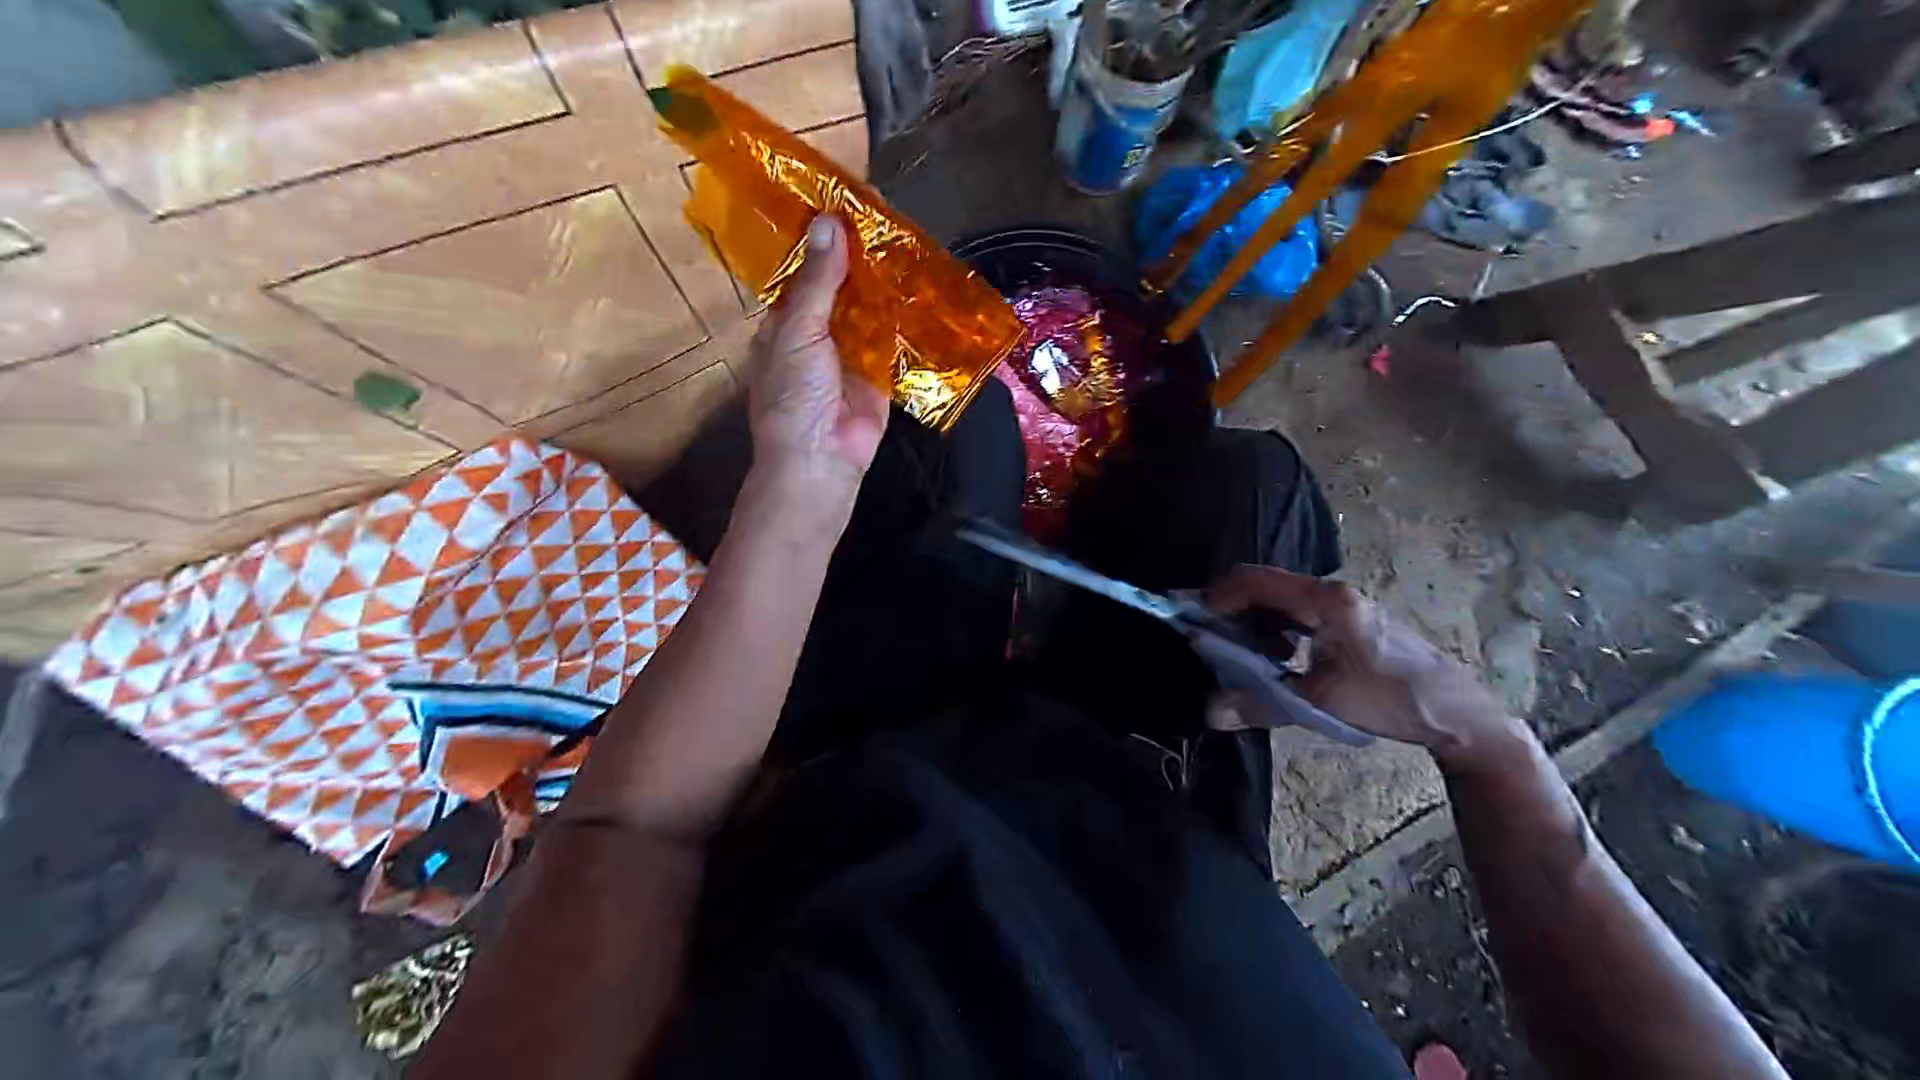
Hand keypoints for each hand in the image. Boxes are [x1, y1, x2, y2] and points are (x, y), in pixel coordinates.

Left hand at [745, 215, 889, 496]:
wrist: (821, 456)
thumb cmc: (794, 394)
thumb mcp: (798, 331)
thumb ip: (817, 282)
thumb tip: (828, 223)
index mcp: (788, 321)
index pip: (806, 270)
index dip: (823, 239)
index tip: (846, 201)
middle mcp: (820, 332)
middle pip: (843, 286)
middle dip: (862, 256)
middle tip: (889, 213)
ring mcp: (853, 353)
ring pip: (871, 308)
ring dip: (887, 281)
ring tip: (911, 238)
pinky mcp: (882, 372)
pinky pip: (895, 338)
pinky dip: (907, 316)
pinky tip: (925, 286)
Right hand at [1206, 566, 1527, 767]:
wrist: (1462, 714)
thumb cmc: (1395, 699)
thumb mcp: (1324, 702)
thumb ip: (1262, 704)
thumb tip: (1210, 712)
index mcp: (1327, 601)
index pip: (1256, 581)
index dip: (1218, 597)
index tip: (1195, 623)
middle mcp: (1332, 593)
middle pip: (1263, 586)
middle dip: (1230, 609)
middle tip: (1209, 640)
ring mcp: (1342, 604)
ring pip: (1279, 600)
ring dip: (1251, 621)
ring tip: (1240, 655)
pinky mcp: (1347, 619)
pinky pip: (1296, 613)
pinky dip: (1273, 630)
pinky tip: (1275, 659)